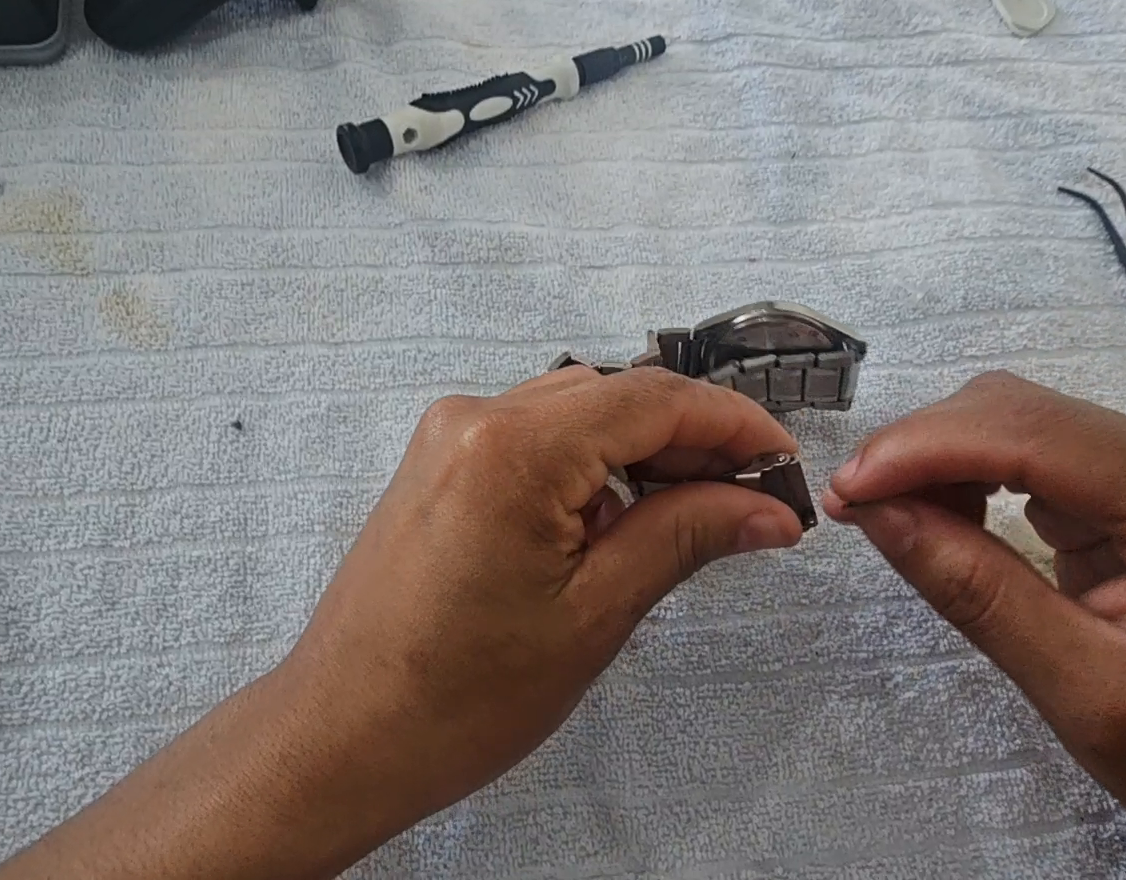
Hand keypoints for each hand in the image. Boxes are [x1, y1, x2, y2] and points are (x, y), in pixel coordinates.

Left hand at [0, 366, 805, 879]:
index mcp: (514, 445)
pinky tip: (610, 516)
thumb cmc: (462, 694)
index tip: (781, 460)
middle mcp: (476, 415)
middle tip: (746, 497)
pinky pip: (533, 434)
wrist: (344, 729)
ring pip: (574, 411)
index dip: (730, 423)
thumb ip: (684, 536)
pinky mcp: (439, 457)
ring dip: (636, 449)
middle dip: (686, 438)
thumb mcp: (594, 615)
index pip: (650, 400)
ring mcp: (449, 432)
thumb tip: (765, 508)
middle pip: (611, 397)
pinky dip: (585, 461)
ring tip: (685, 512)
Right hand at [822, 371, 1125, 879]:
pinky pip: (1029, 453)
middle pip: (1021, 410)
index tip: (846, 490)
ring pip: (1015, 420)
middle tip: (853, 505)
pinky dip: (966, 475)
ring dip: (937, 458)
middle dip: (921, 448)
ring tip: (888, 513)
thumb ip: (977, 592)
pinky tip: (941, 515)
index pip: (1037, 434)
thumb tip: (874, 511)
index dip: (925, 448)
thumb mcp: (1087, 694)